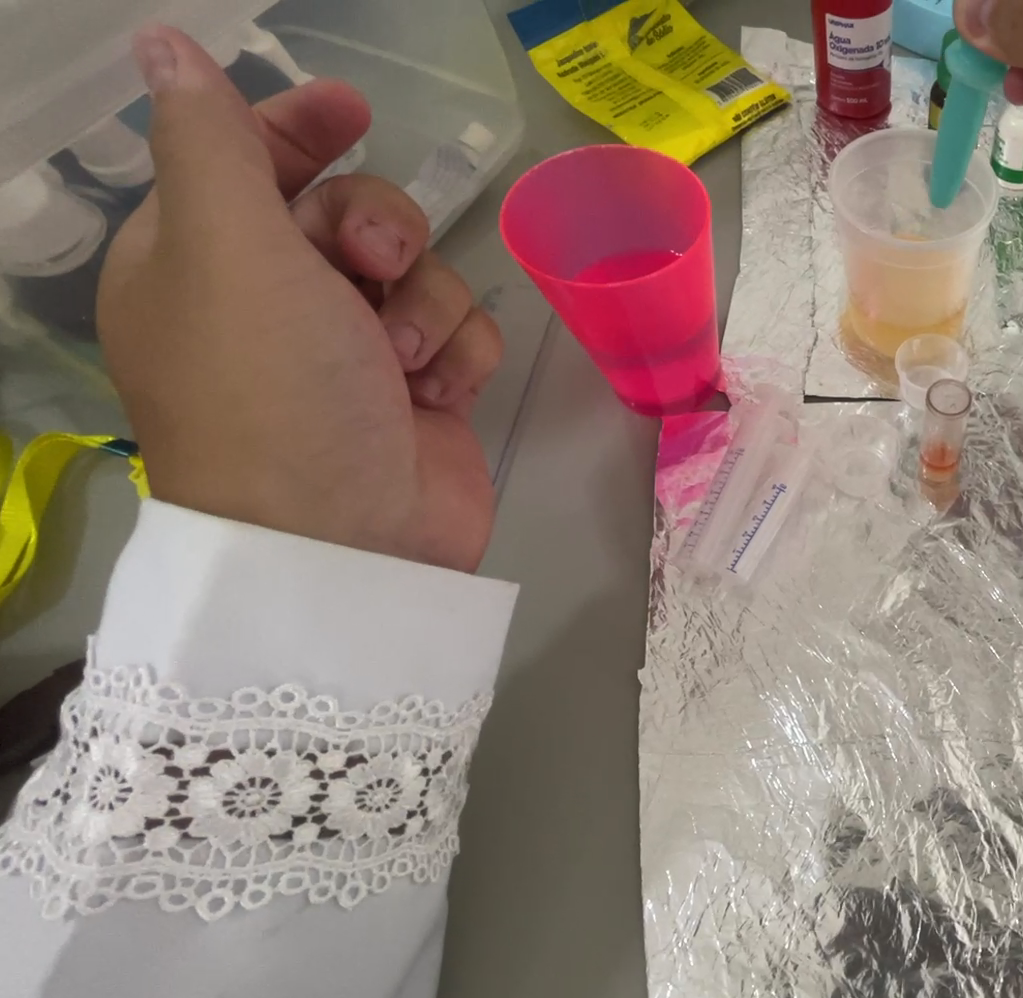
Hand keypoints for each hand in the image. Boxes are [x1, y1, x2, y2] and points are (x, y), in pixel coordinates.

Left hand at [98, 26, 503, 572]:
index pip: (250, 161)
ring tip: (404, 362)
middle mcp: (290, 298)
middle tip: (371, 266)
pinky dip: (463, 356)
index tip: (353, 109)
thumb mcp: (231, 251)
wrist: (353, 534)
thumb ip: (214, 144)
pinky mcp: (433, 390)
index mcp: (211, 257)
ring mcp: (368, 349)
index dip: (298, 127)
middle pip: (361, 215)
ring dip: (428, 308)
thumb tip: (162, 44)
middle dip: (382, 231)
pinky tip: (442, 396)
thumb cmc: (278, 391)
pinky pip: (470, 335)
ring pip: (430, 276)